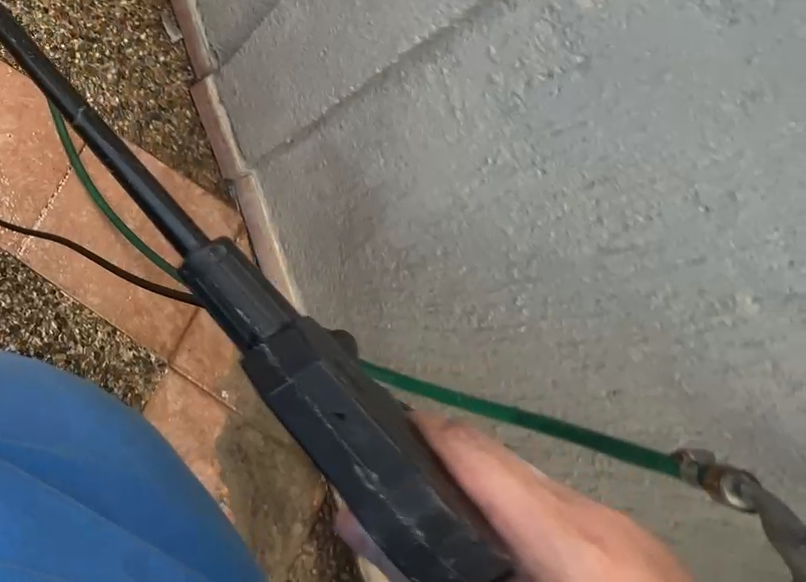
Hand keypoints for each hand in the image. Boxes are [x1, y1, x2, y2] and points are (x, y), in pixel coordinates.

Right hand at [337, 413, 691, 581]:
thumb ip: (419, 568)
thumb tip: (350, 519)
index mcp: (560, 536)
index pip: (463, 442)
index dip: (410, 428)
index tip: (371, 433)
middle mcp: (595, 516)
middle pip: (492, 452)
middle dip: (442, 464)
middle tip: (398, 488)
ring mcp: (628, 530)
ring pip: (529, 479)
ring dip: (484, 491)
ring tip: (454, 525)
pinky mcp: (644, 547)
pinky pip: (565, 508)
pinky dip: (526, 515)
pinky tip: (514, 554)